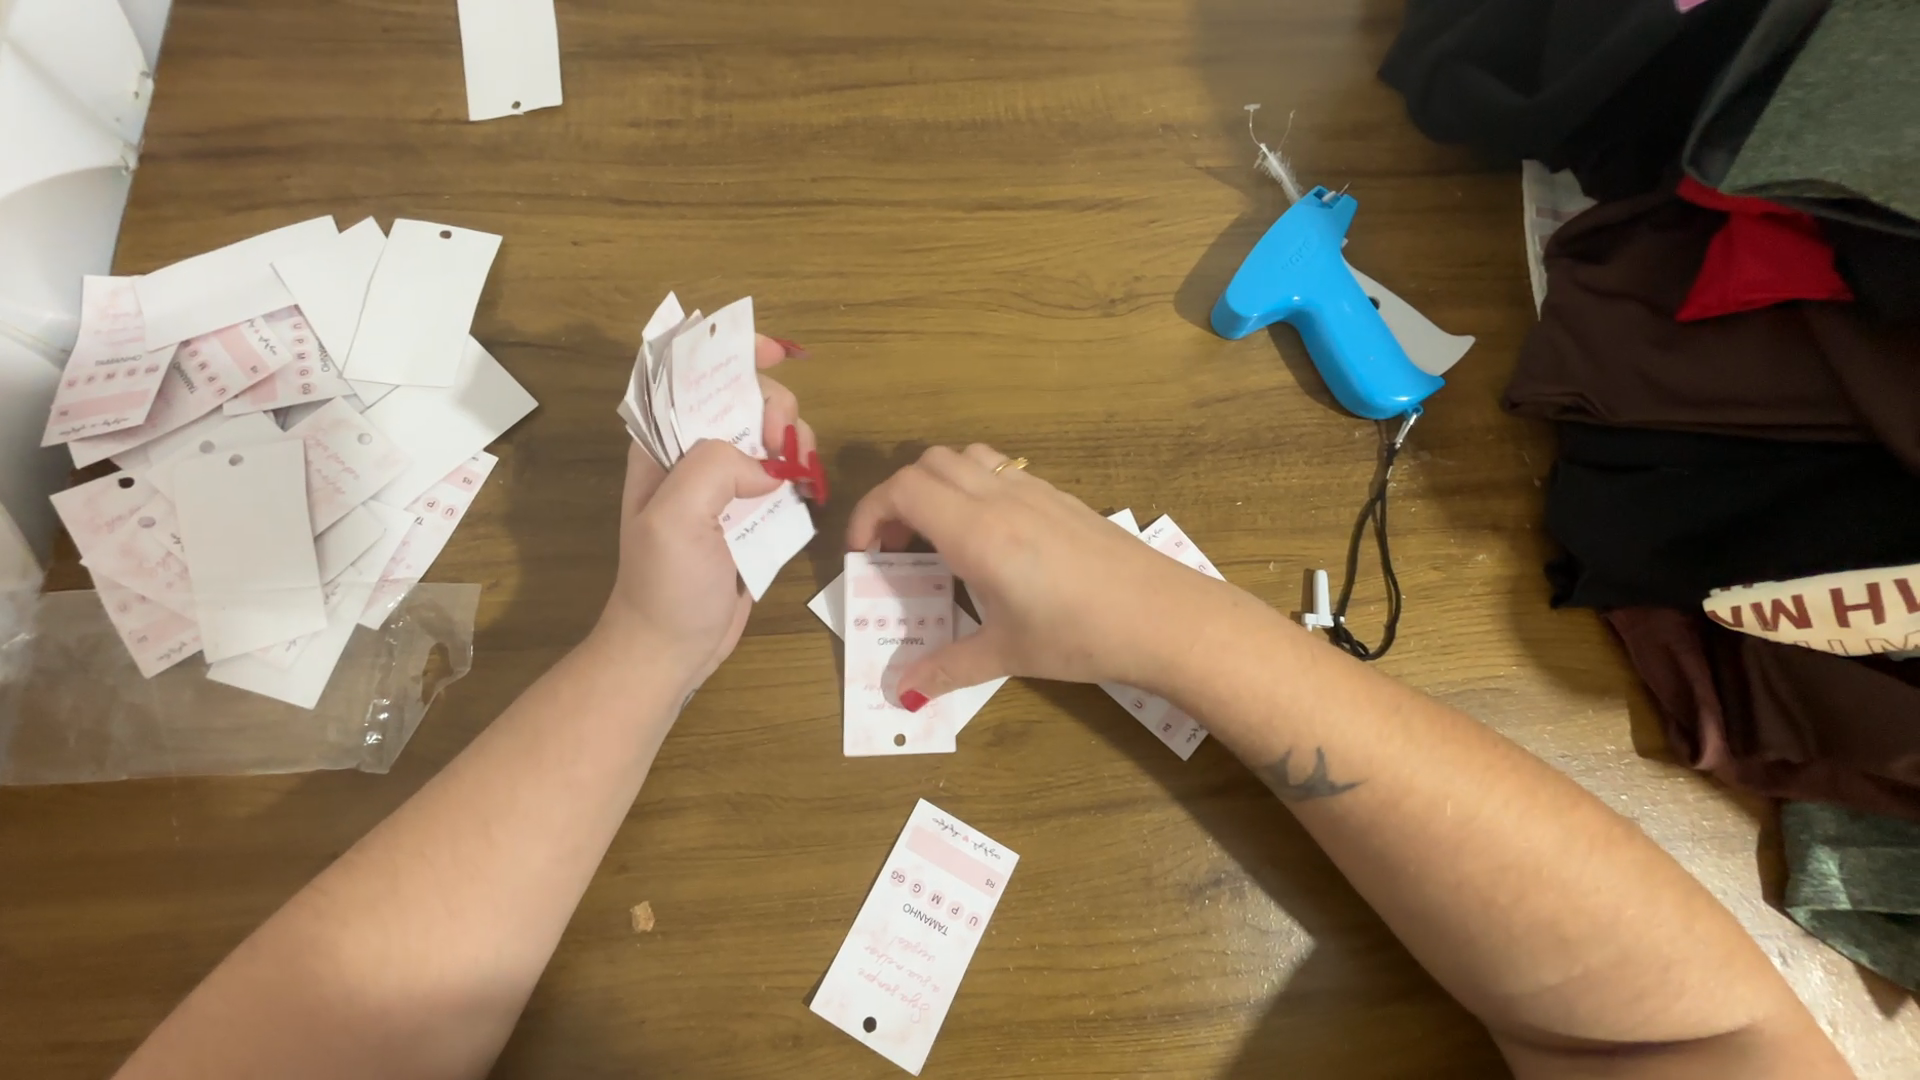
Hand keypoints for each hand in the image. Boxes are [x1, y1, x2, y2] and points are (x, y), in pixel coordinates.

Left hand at [589, 335, 816, 691]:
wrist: (672, 648)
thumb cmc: (663, 585)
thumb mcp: (673, 519)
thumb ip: (713, 469)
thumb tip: (766, 468)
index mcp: (663, 446)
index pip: (692, 374)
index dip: (731, 351)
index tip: (776, 353)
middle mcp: (694, 457)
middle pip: (745, 400)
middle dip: (775, 407)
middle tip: (782, 447)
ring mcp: (725, 487)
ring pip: (771, 437)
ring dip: (794, 442)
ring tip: (797, 475)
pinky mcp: (751, 515)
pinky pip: (784, 477)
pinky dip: (801, 475)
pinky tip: (804, 492)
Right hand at [846, 444, 1229, 706]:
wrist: (1163, 616)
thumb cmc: (1079, 636)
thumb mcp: (1006, 653)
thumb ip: (946, 666)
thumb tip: (902, 693)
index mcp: (977, 532)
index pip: (902, 490)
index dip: (870, 513)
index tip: (866, 553)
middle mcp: (1000, 498)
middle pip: (927, 464)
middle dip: (897, 498)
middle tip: (898, 548)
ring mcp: (1034, 490)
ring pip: (965, 457)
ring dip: (936, 484)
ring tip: (938, 535)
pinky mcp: (1059, 496)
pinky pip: (999, 469)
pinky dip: (973, 486)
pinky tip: (989, 536)